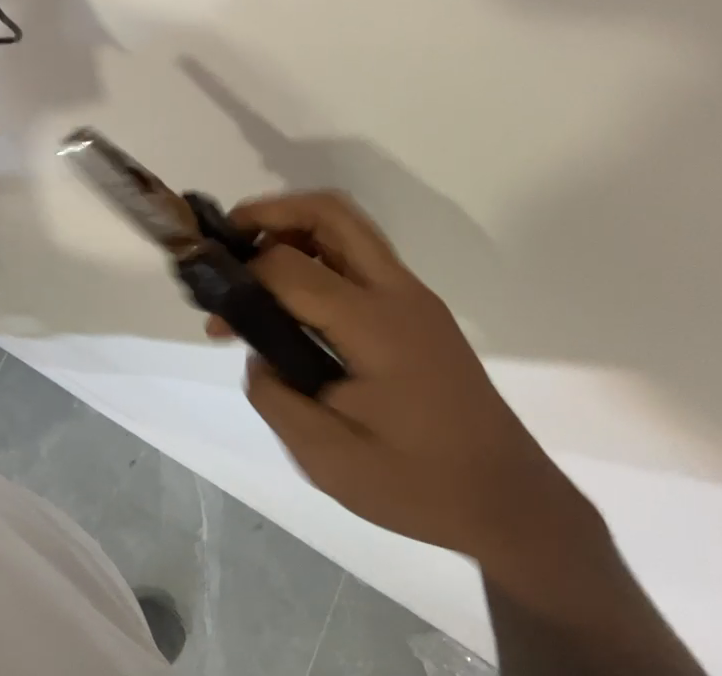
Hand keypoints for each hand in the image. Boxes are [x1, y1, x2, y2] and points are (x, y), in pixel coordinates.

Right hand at [213, 192, 603, 574]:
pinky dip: (310, 258)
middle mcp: (398, 297)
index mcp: (376, 327)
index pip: (288, 265)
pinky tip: (284, 303)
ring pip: (345, 230)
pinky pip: (356, 260)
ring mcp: (413, 302)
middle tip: (224, 244)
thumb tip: (259, 355)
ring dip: (289, 233)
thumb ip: (273, 394)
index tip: (209, 302)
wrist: (512, 507)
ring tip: (246, 273)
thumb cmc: (418, 485)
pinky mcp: (416, 316)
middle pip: (329, 214)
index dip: (239, 273)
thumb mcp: (325, 454)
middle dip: (268, 213)